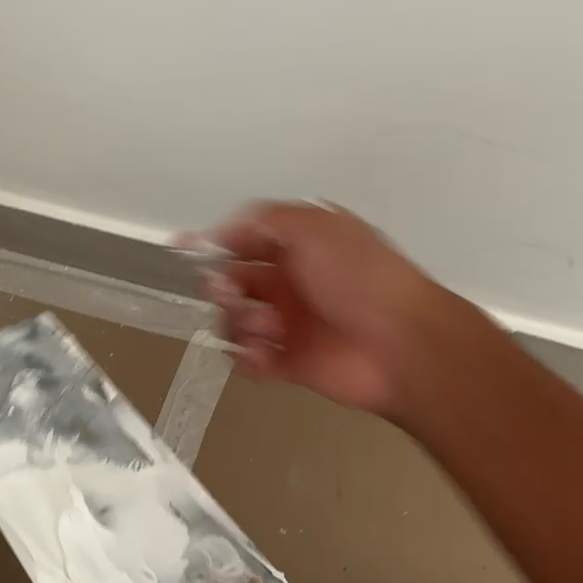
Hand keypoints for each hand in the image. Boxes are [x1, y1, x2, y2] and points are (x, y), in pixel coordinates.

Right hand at [193, 200, 455, 415]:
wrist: (399, 345)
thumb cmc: (359, 277)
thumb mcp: (314, 227)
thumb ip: (265, 220)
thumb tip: (221, 231)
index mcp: (298, 246)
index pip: (243, 240)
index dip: (213, 243)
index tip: (183, 249)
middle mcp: (289, 281)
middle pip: (231, 282)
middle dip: (222, 288)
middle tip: (232, 295)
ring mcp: (287, 323)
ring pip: (233, 321)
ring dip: (238, 323)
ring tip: (265, 329)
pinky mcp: (287, 361)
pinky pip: (247, 358)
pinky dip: (247, 357)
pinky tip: (264, 355)